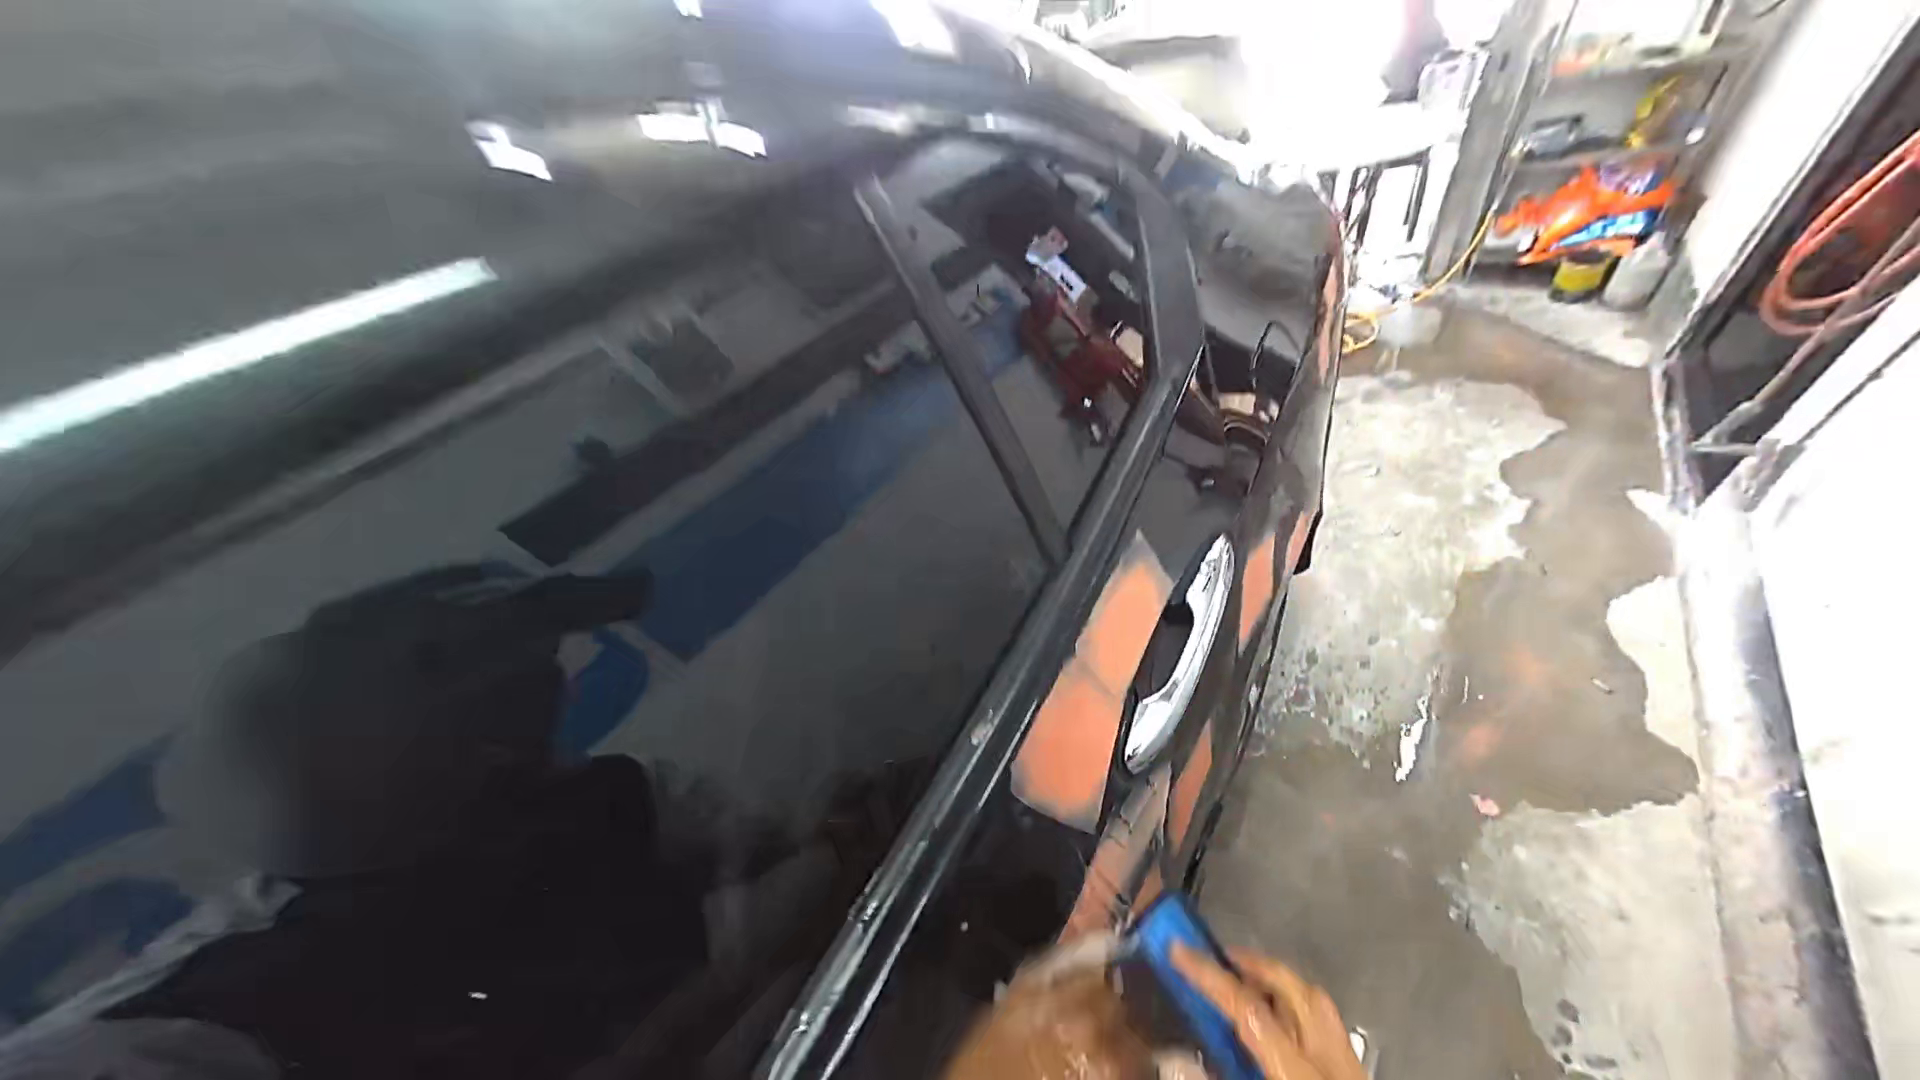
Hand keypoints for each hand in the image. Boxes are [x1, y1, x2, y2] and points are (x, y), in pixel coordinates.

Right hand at [1168, 944, 1365, 1079]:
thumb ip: (1215, 1077)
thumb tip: (1175, 1061)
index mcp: (1298, 1075)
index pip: (1250, 1010)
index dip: (1210, 976)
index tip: (1178, 950)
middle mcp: (1330, 1064)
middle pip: (1295, 992)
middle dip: (1253, 966)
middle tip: (1215, 959)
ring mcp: (1351, 1071)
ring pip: (1317, 1007)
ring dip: (1278, 985)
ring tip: (1244, 984)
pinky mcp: (1357, 1079)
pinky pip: (1326, 1030)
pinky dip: (1299, 1012)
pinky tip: (1280, 1028)